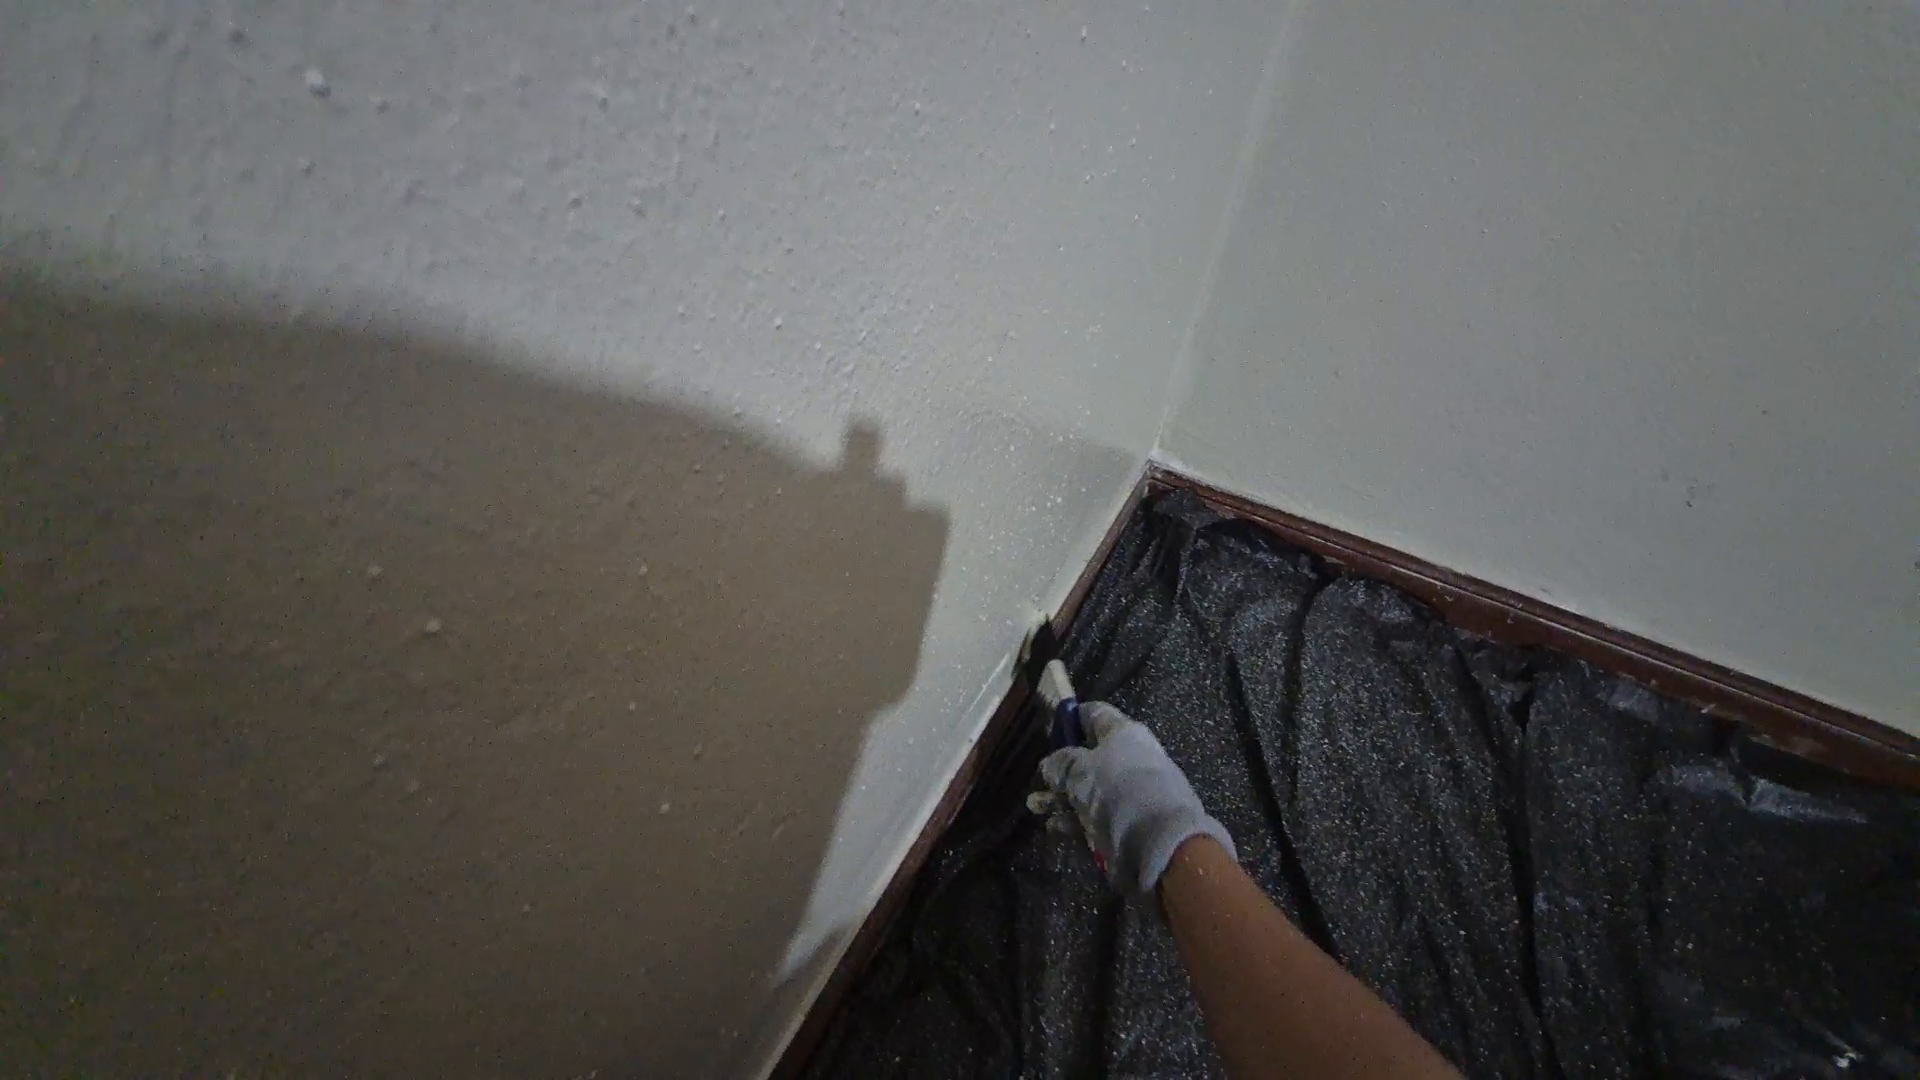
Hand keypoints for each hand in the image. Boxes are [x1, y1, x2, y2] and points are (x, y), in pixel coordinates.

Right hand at [1029, 702, 1236, 895]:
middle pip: (1090, 757)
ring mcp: (1132, 793)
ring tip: (1036, 807)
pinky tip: (1056, 828)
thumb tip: (1051, 764)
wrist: (1160, 843)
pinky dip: (1076, 821)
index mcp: (1123, 733)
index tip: (1050, 729)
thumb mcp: (1080, 770)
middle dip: (1061, 769)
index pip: (1094, 714)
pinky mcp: (1131, 824)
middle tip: (1039, 778)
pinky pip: (1098, 816)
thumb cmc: (1117, 790)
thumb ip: (1061, 764)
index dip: (1071, 718)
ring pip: (1090, 790)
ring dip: (1062, 798)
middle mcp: (1131, 758)